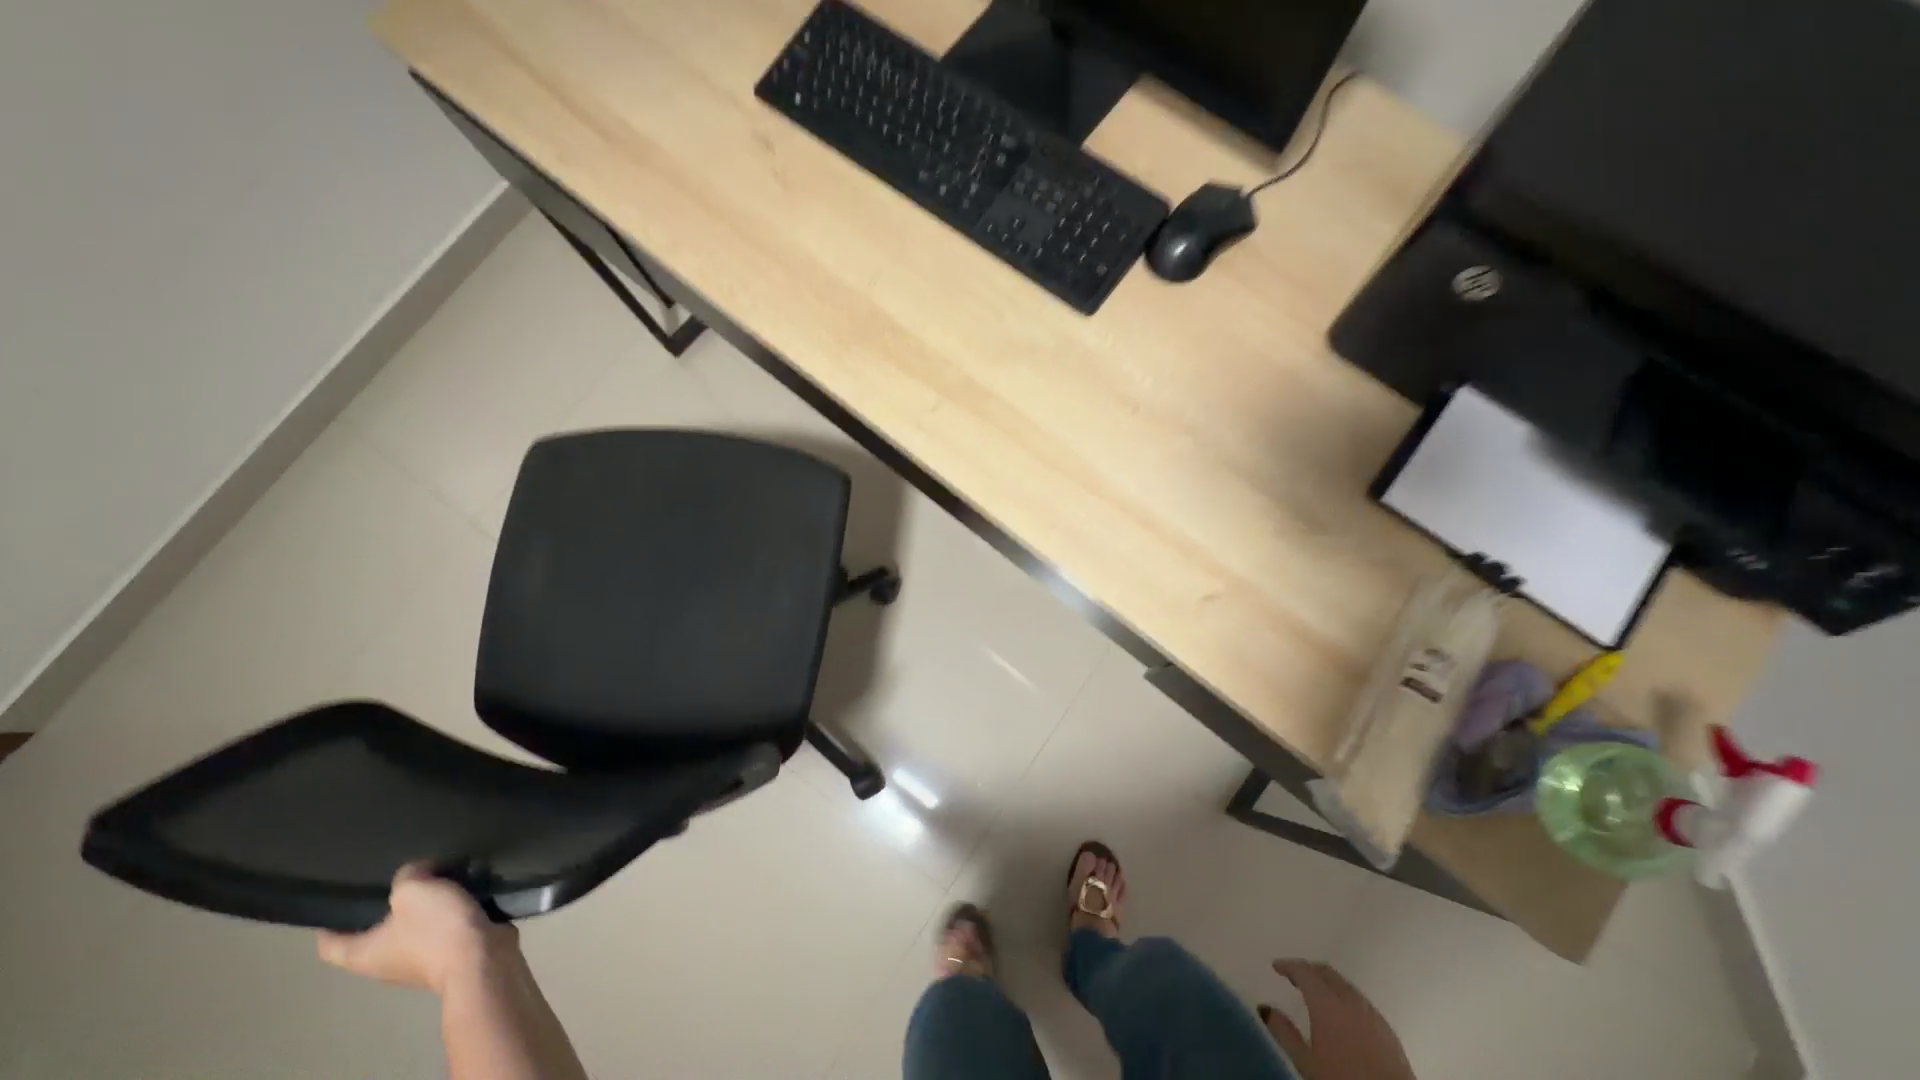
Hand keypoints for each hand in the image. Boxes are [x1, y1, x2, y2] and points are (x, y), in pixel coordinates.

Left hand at [318, 864, 515, 995]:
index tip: (342, 898)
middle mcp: (384, 963)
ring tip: (437, 877)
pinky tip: (462, 890)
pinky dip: (448, 912)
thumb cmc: (435, 930)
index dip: (329, 923)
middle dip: (385, 905)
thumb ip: (407, 875)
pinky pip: (441, 928)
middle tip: (398, 877)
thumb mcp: (414, 890)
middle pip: (374, 932)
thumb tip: (417, 874)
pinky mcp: (449, 955)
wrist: (482, 960)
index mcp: (362, 954)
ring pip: (411, 928)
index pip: (329, 944)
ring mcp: (418, 962)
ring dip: (422, 906)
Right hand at [1259, 959, 1414, 1079]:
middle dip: (1308, 970)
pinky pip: (1359, 999)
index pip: (1305, 972)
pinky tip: (1340, 1015)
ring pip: (1345, 985)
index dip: (1288, 965)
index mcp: (1327, 1004)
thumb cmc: (1341, 1079)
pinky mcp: (1386, 1027)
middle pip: (1327, 972)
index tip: (1275, 966)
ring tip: (1313, 995)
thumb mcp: (1305, 1061)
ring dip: (1327, 983)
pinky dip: (1343, 996)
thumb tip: (1265, 1008)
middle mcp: (1350, 1000)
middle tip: (1292, 977)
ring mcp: (1372, 1012)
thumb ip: (1283, 1032)